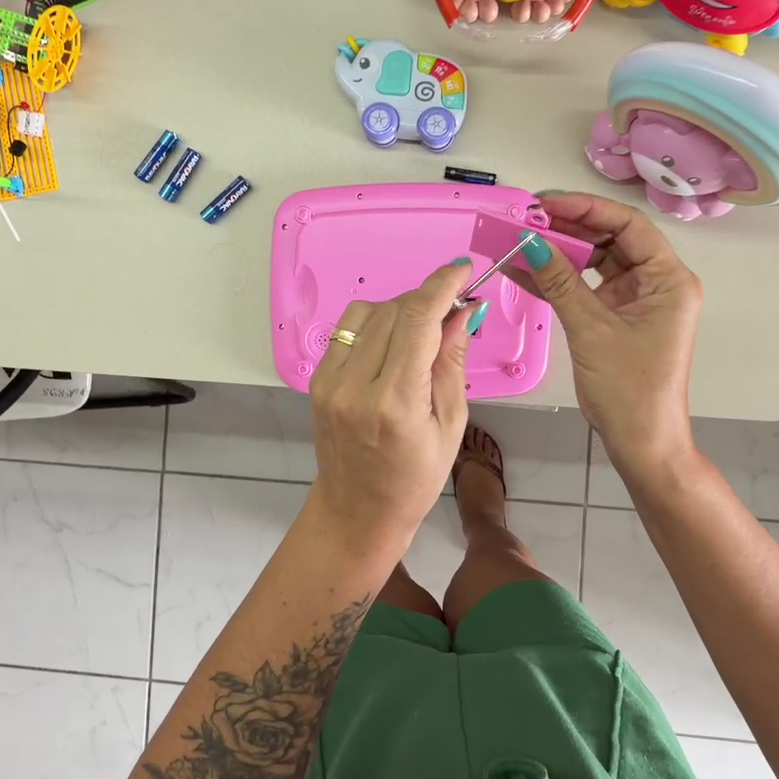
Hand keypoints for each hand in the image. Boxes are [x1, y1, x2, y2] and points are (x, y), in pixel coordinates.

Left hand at [307, 262, 479, 548]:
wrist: (357, 510)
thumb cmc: (415, 478)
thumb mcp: (451, 424)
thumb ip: (451, 361)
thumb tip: (462, 309)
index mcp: (395, 403)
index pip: (417, 321)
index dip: (441, 286)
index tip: (461, 268)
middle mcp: (355, 386)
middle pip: (393, 311)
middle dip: (426, 299)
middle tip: (452, 310)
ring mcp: (329, 381)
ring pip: (367, 312)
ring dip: (399, 309)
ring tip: (421, 332)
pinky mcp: (317, 379)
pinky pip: (347, 329)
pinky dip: (375, 324)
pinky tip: (392, 344)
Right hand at [509, 192, 702, 469]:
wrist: (640, 442)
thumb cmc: (630, 388)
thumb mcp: (592, 330)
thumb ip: (560, 282)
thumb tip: (529, 242)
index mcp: (669, 279)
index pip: (628, 226)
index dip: (587, 208)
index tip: (547, 203)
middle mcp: (657, 282)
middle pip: (612, 238)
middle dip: (569, 226)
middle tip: (528, 218)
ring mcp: (636, 299)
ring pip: (596, 260)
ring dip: (560, 250)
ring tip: (521, 238)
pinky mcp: (616, 315)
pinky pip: (585, 285)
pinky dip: (558, 278)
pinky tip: (524, 268)